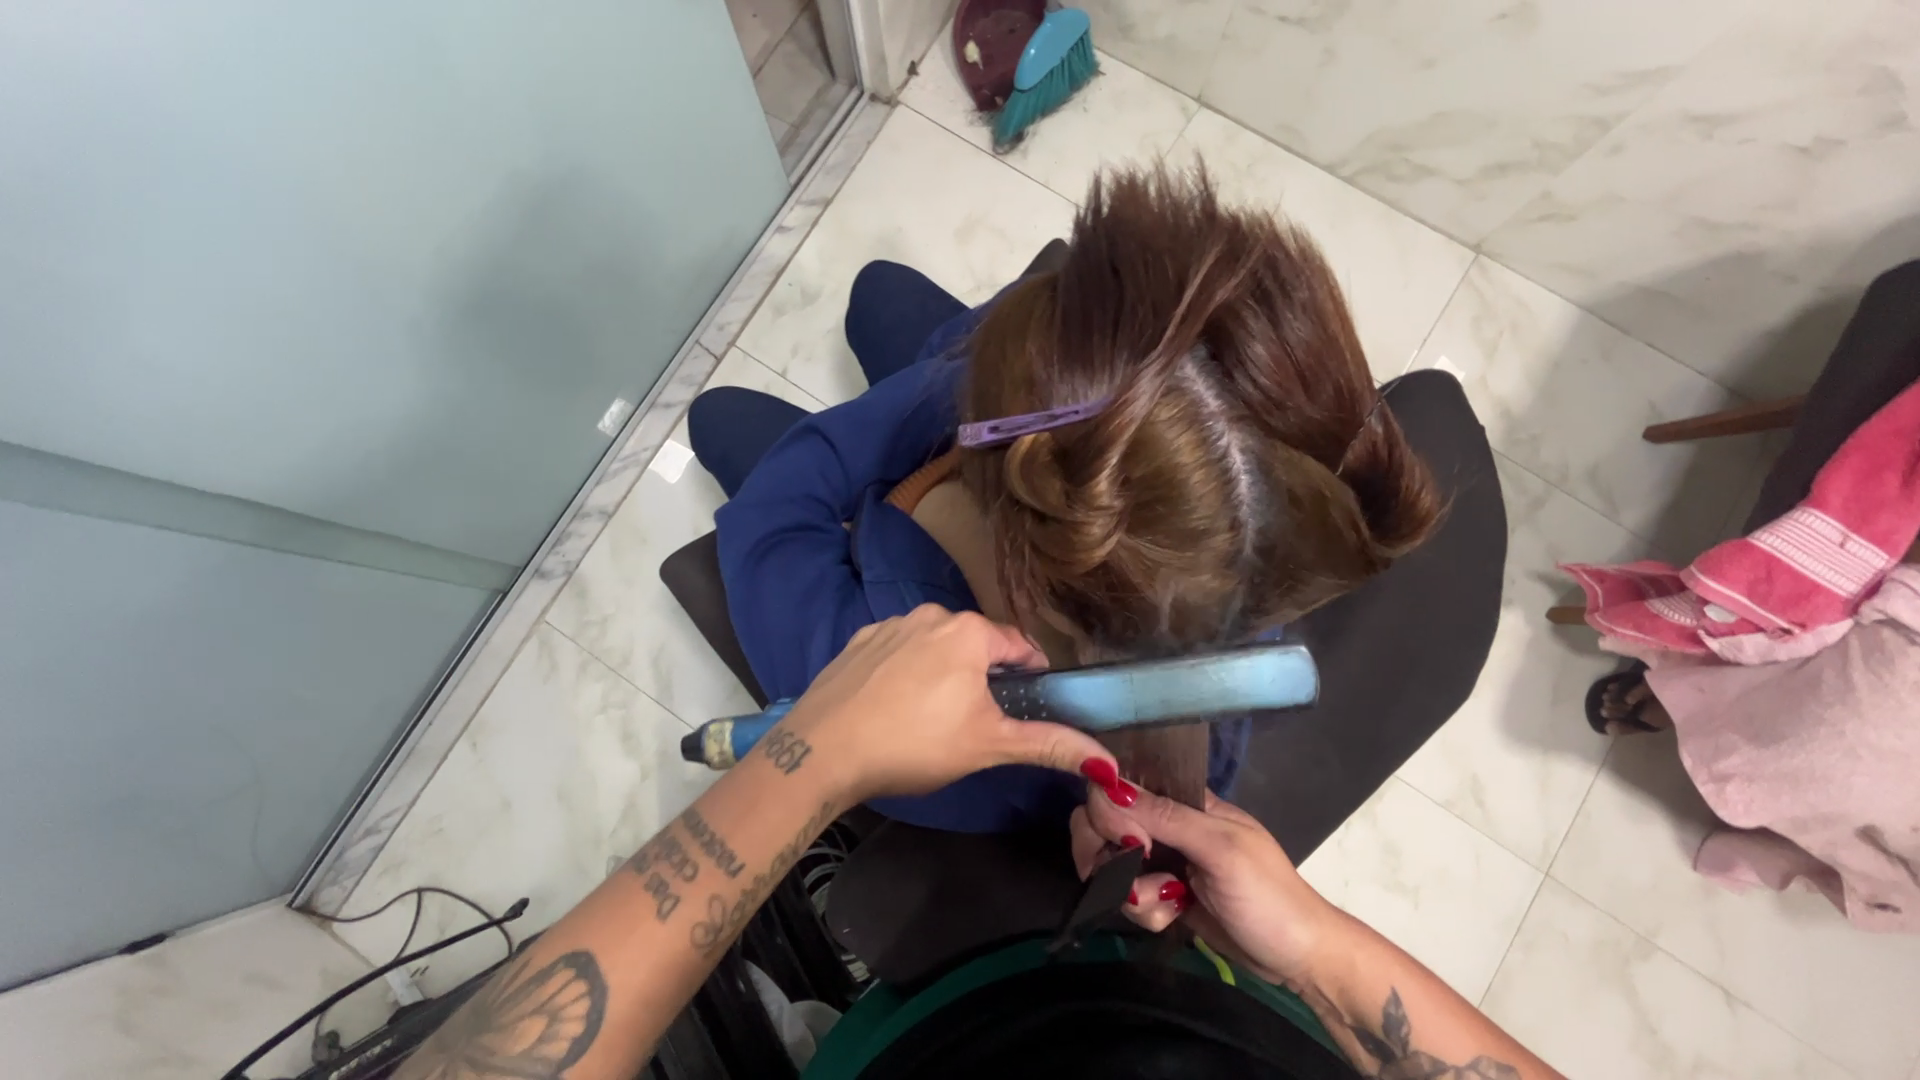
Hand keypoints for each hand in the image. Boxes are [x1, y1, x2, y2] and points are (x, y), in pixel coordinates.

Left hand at [779, 605, 1115, 802]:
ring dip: (945, 671)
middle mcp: (930, 614)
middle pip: (977, 643)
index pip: (1020, 644)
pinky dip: (907, 672)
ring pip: (936, 645)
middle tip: (980, 720)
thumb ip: (1048, 745)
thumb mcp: (988, 746)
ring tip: (934, 717)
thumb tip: (1109, 762)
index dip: (1032, 674)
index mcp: (969, 631)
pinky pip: (898, 651)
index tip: (1030, 704)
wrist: (823, 750)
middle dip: (986, 675)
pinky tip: (895, 706)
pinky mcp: (857, 641)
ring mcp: (889, 624)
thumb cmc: (915, 743)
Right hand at [1070, 782, 1341, 985]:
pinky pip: (1127, 895)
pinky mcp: (1162, 895)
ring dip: (1130, 890)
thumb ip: (1166, 817)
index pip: (1122, 785)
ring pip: (1111, 863)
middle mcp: (1167, 825)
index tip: (1128, 842)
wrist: (1299, 961)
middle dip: (1109, 856)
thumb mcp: (1221, 851)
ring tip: (1165, 905)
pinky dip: (1144, 911)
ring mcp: (1164, 861)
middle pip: (1104, 823)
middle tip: (1133, 879)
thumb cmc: (1269, 897)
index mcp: (1184, 801)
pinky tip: (1172, 919)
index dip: (1110, 811)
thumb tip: (1108, 784)